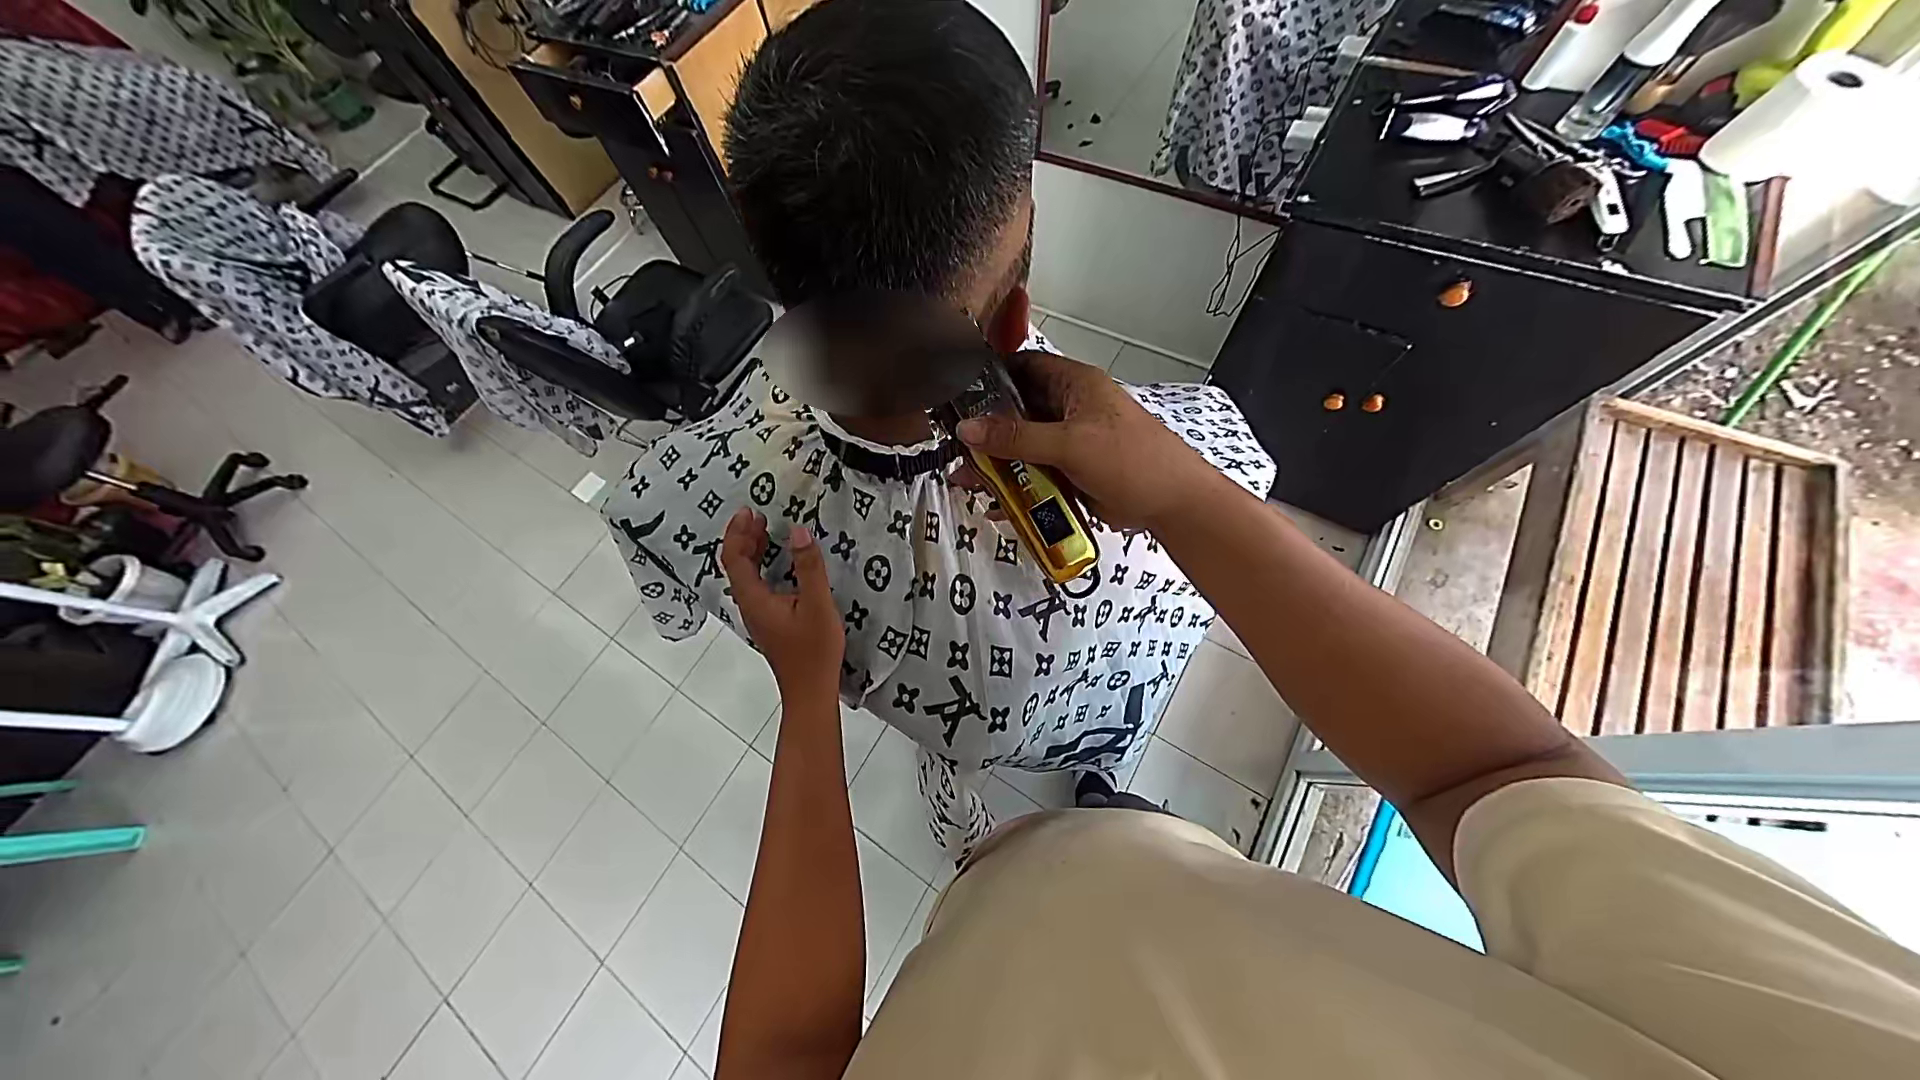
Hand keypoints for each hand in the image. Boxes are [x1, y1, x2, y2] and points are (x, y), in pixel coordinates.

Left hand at [720, 508, 844, 696]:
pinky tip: (779, 562)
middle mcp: (750, 605)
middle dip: (744, 537)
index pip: (734, 559)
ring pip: (746, 576)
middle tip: (757, 515)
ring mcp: (758, 615)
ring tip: (766, 530)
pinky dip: (762, 566)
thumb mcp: (817, 604)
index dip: (738, 533)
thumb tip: (798, 530)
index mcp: (754, 599)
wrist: (811, 690)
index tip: (749, 512)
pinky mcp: (769, 621)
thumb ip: (809, 566)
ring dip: (752, 551)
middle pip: (736, 566)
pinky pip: (757, 585)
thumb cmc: (814, 650)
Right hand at [952, 350, 1218, 530]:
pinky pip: (1035, 475)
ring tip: (966, 480)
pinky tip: (995, 503)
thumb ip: (1017, 438)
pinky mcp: (1071, 472)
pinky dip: (1016, 487)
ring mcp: (1070, 443)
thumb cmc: (1135, 461)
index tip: (958, 394)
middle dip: (987, 431)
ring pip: (1023, 448)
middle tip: (956, 448)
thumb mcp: (1070, 444)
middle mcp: (1069, 409)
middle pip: (1017, 413)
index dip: (991, 377)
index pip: (1024, 367)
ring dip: (998, 464)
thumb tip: (969, 429)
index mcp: (1074, 385)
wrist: (1172, 505)